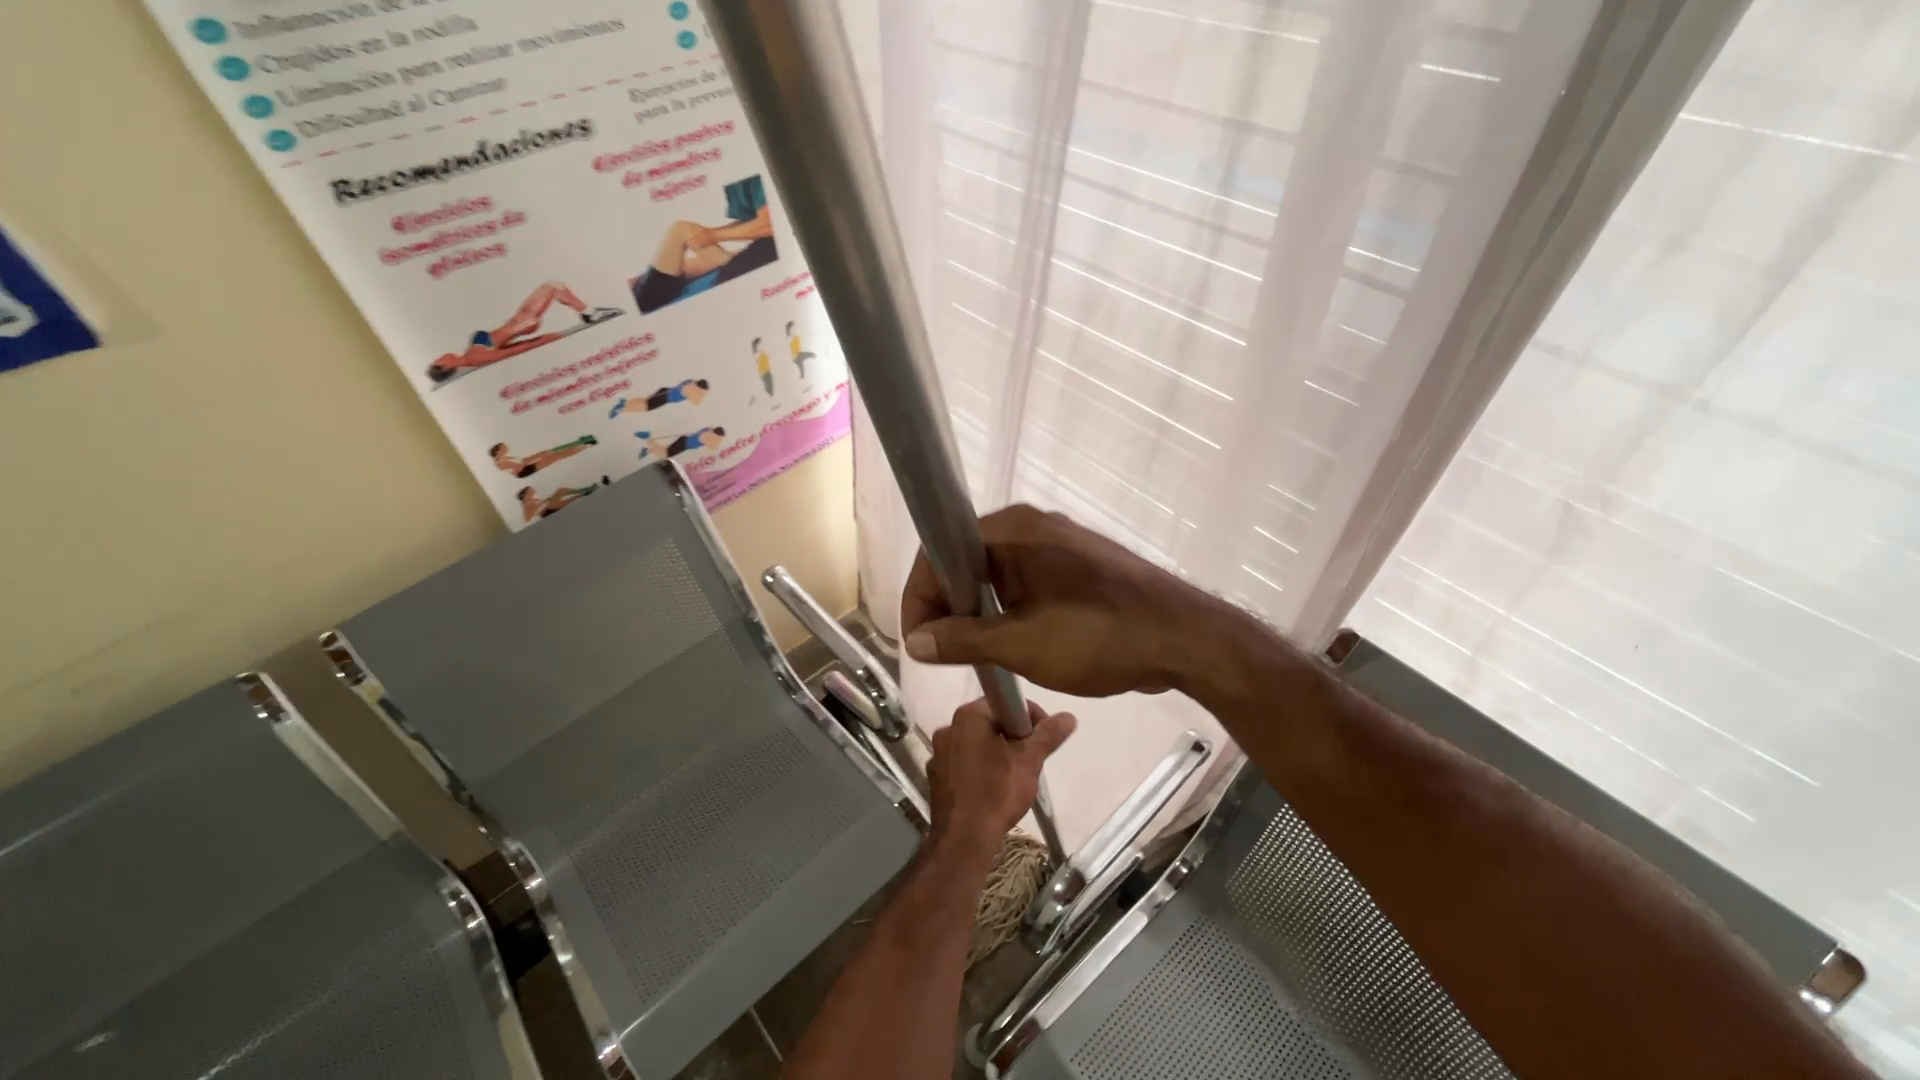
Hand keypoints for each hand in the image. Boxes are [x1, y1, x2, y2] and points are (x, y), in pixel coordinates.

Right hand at [902, 505, 1244, 697]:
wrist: (1186, 639)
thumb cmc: (1099, 636)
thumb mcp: (1021, 645)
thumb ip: (962, 640)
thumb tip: (915, 641)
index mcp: (1014, 530)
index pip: (941, 550)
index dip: (921, 595)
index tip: (919, 641)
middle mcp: (1033, 526)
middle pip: (967, 560)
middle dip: (948, 605)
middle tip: (941, 651)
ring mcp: (1060, 545)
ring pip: (998, 574)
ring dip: (979, 611)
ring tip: (973, 654)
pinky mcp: (1080, 567)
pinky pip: (1027, 583)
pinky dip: (1009, 610)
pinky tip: (1012, 645)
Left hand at [927, 698, 1075, 860]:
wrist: (964, 838)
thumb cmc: (998, 792)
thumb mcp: (1030, 760)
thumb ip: (1048, 734)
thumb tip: (1068, 716)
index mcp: (968, 716)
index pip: (1005, 702)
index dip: (1030, 717)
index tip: (1042, 738)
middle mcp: (948, 728)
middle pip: (990, 722)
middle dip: (1014, 737)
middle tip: (1031, 759)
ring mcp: (938, 753)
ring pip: (976, 744)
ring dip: (996, 753)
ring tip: (1014, 776)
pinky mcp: (936, 776)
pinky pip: (963, 764)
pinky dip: (979, 769)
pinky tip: (992, 789)